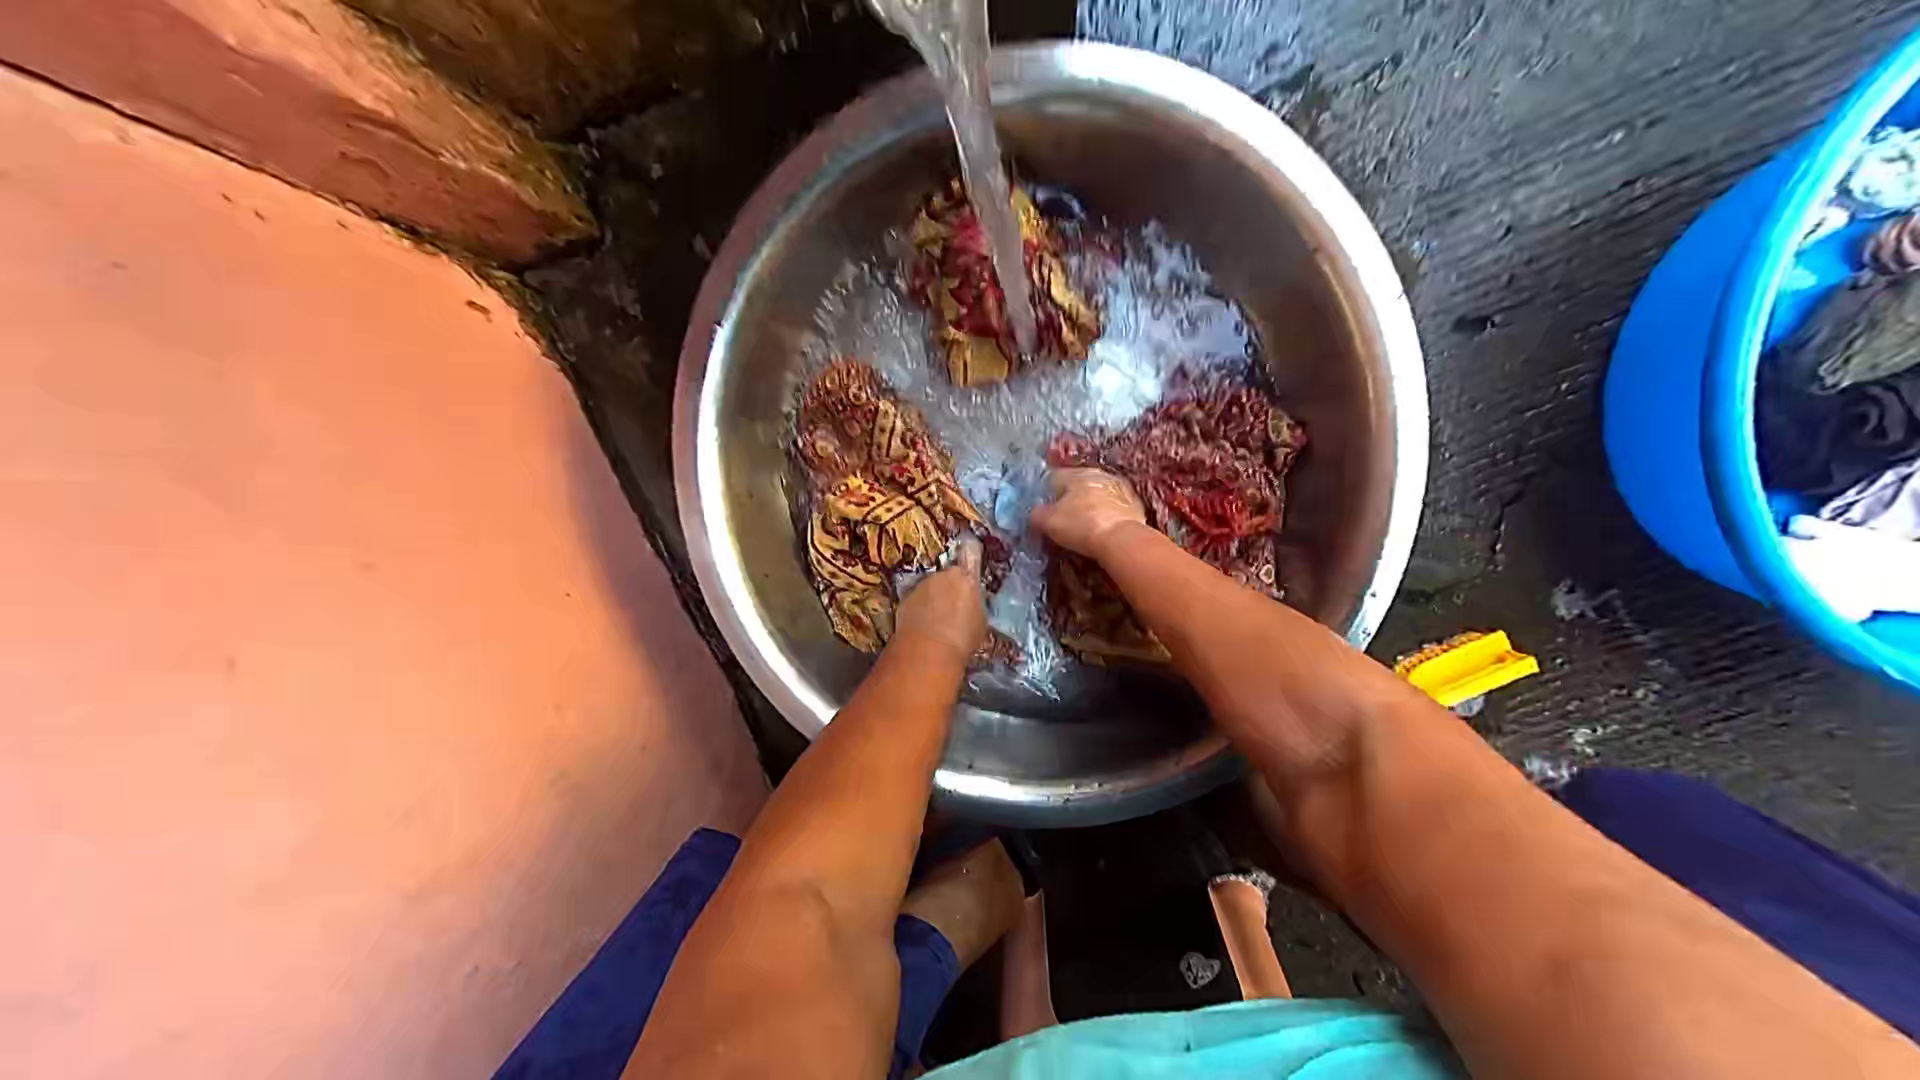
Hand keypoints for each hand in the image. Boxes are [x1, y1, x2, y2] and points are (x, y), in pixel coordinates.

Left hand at [893, 535, 986, 661]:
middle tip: (954, 608)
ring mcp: (921, 585)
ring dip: (932, 599)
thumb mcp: (980, 621)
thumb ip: (975, 605)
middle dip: (950, 587)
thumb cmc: (963, 637)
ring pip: (929, 588)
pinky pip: (915, 601)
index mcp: (967, 576)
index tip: (971, 558)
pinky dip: (918, 610)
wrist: (929, 648)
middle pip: (948, 575)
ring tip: (937, 622)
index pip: (971, 554)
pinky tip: (922, 628)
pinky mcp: (904, 599)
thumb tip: (971, 606)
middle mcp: (942, 575)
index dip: (971, 555)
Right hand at [1030, 468, 1148, 558]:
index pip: (1053, 478)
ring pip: (1097, 495)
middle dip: (1069, 499)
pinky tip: (1102, 530)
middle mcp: (1098, 474)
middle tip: (1063, 520)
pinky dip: (1106, 516)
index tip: (1044, 512)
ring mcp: (1120, 488)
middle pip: (1077, 485)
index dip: (1045, 496)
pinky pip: (1113, 507)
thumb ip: (1036, 514)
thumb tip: (1035, 513)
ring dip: (1090, 506)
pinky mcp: (1135, 504)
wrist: (1122, 540)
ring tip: (1084, 527)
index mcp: (1076, 473)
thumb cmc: (1080, 526)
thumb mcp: (1047, 522)